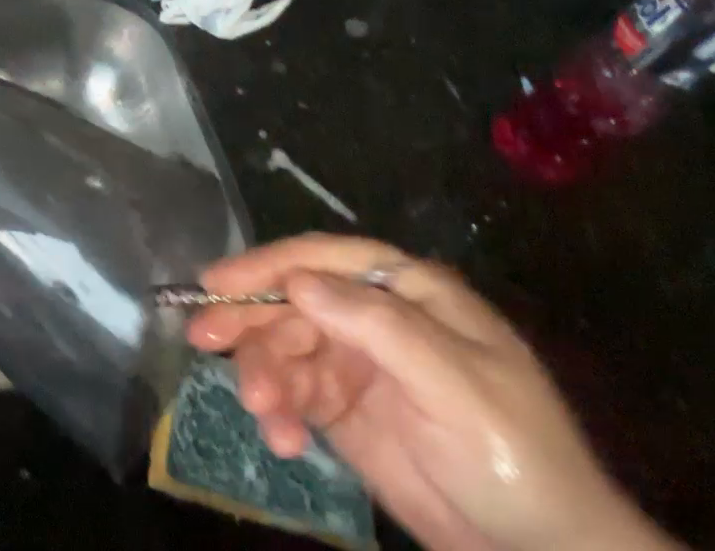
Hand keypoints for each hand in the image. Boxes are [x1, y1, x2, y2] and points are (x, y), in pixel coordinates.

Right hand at [189, 235, 680, 550]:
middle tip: (203, 337)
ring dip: (264, 375)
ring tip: (261, 412)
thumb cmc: (511, 454)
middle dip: (251, 320)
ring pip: (286, 349)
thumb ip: (377, 326)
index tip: (218, 283)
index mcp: (412, 295)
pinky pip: (291, 394)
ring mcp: (356, 365)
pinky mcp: (341, 410)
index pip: (330, 260)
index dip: (270, 264)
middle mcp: (376, 319)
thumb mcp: (452, 384)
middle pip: (296, 303)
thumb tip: (297, 281)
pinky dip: (278, 412)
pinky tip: (281, 439)